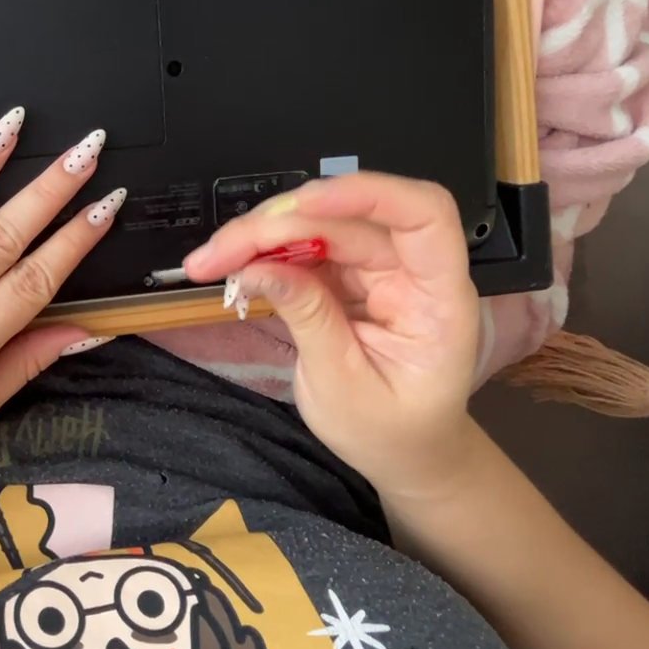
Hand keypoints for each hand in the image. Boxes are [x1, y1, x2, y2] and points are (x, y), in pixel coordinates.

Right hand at [182, 172, 482, 502]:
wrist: (402, 453)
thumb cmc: (389, 432)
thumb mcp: (344, 388)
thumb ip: (309, 320)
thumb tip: (259, 267)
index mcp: (438, 298)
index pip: (422, 216)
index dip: (365, 195)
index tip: (303, 205)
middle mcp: (408, 270)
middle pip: (344, 219)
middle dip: (275, 226)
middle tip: (216, 255)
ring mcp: (374, 268)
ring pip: (314, 225)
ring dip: (257, 236)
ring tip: (211, 260)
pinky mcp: (344, 273)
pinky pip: (298, 245)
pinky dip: (260, 251)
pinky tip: (230, 266)